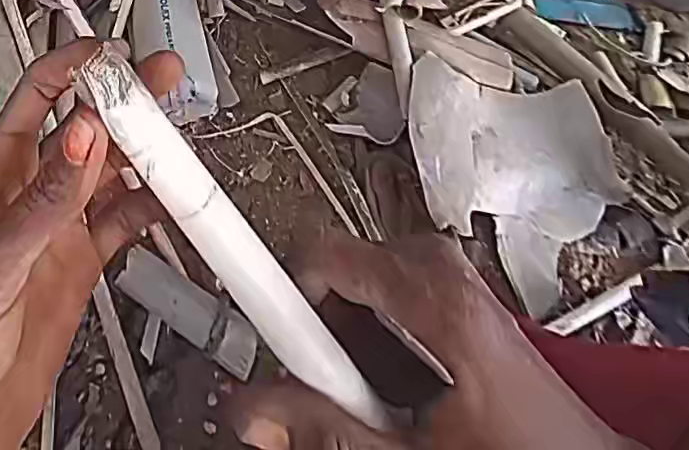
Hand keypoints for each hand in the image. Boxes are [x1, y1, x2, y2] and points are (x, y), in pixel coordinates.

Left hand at [0, 39, 179, 449]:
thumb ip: (42, 202)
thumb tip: (80, 137)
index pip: (35, 97)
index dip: (71, 67)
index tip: (108, 54)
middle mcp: (29, 190)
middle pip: (83, 125)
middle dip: (121, 98)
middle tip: (158, 79)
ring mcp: (58, 224)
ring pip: (110, 167)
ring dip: (143, 147)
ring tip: (173, 133)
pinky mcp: (81, 260)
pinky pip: (124, 219)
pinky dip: (151, 205)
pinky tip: (170, 195)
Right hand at [227, 230, 624, 449]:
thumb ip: (327, 432)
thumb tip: (255, 409)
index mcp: (435, 297)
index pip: (320, 256)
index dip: (270, 280)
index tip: (240, 294)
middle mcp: (440, 270)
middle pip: (331, 270)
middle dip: (317, 330)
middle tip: (331, 385)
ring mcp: (446, 276)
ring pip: (352, 282)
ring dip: (341, 338)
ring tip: (374, 398)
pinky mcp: (448, 288)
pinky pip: (378, 292)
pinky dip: (367, 336)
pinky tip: (393, 387)